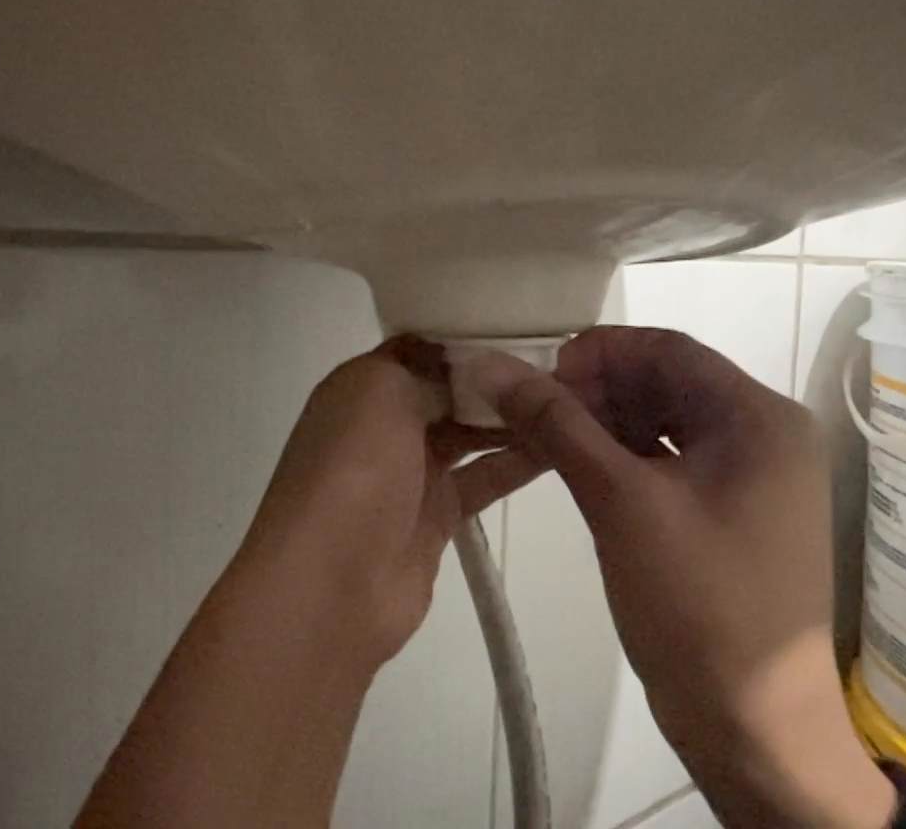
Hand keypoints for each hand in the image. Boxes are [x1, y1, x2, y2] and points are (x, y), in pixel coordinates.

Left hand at [75, 338, 541, 828]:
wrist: (332, 582)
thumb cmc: (353, 469)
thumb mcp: (383, 392)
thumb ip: (428, 369)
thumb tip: (470, 362)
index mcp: (362, 385)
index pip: (421, 347)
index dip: (467, 336)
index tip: (525, 322)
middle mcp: (384, 422)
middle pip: (450, 389)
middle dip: (499, 376)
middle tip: (563, 362)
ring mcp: (411, 471)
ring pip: (471, 432)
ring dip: (514, 416)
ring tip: (574, 395)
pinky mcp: (438, 514)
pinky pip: (484, 476)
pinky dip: (519, 461)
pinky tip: (566, 443)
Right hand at [460, 326, 894, 828]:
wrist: (754, 730)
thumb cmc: (697, 604)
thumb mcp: (618, 502)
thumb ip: (555, 424)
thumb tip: (491, 363)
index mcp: (761, 419)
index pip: (670, 348)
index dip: (599, 350)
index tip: (539, 372)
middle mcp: (766, 437)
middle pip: (668, 383)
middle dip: (597, 388)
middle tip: (533, 410)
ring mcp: (751, 480)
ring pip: (665, 423)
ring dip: (604, 422)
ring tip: (544, 438)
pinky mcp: (730, 516)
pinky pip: (670, 463)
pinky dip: (622, 457)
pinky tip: (576, 468)